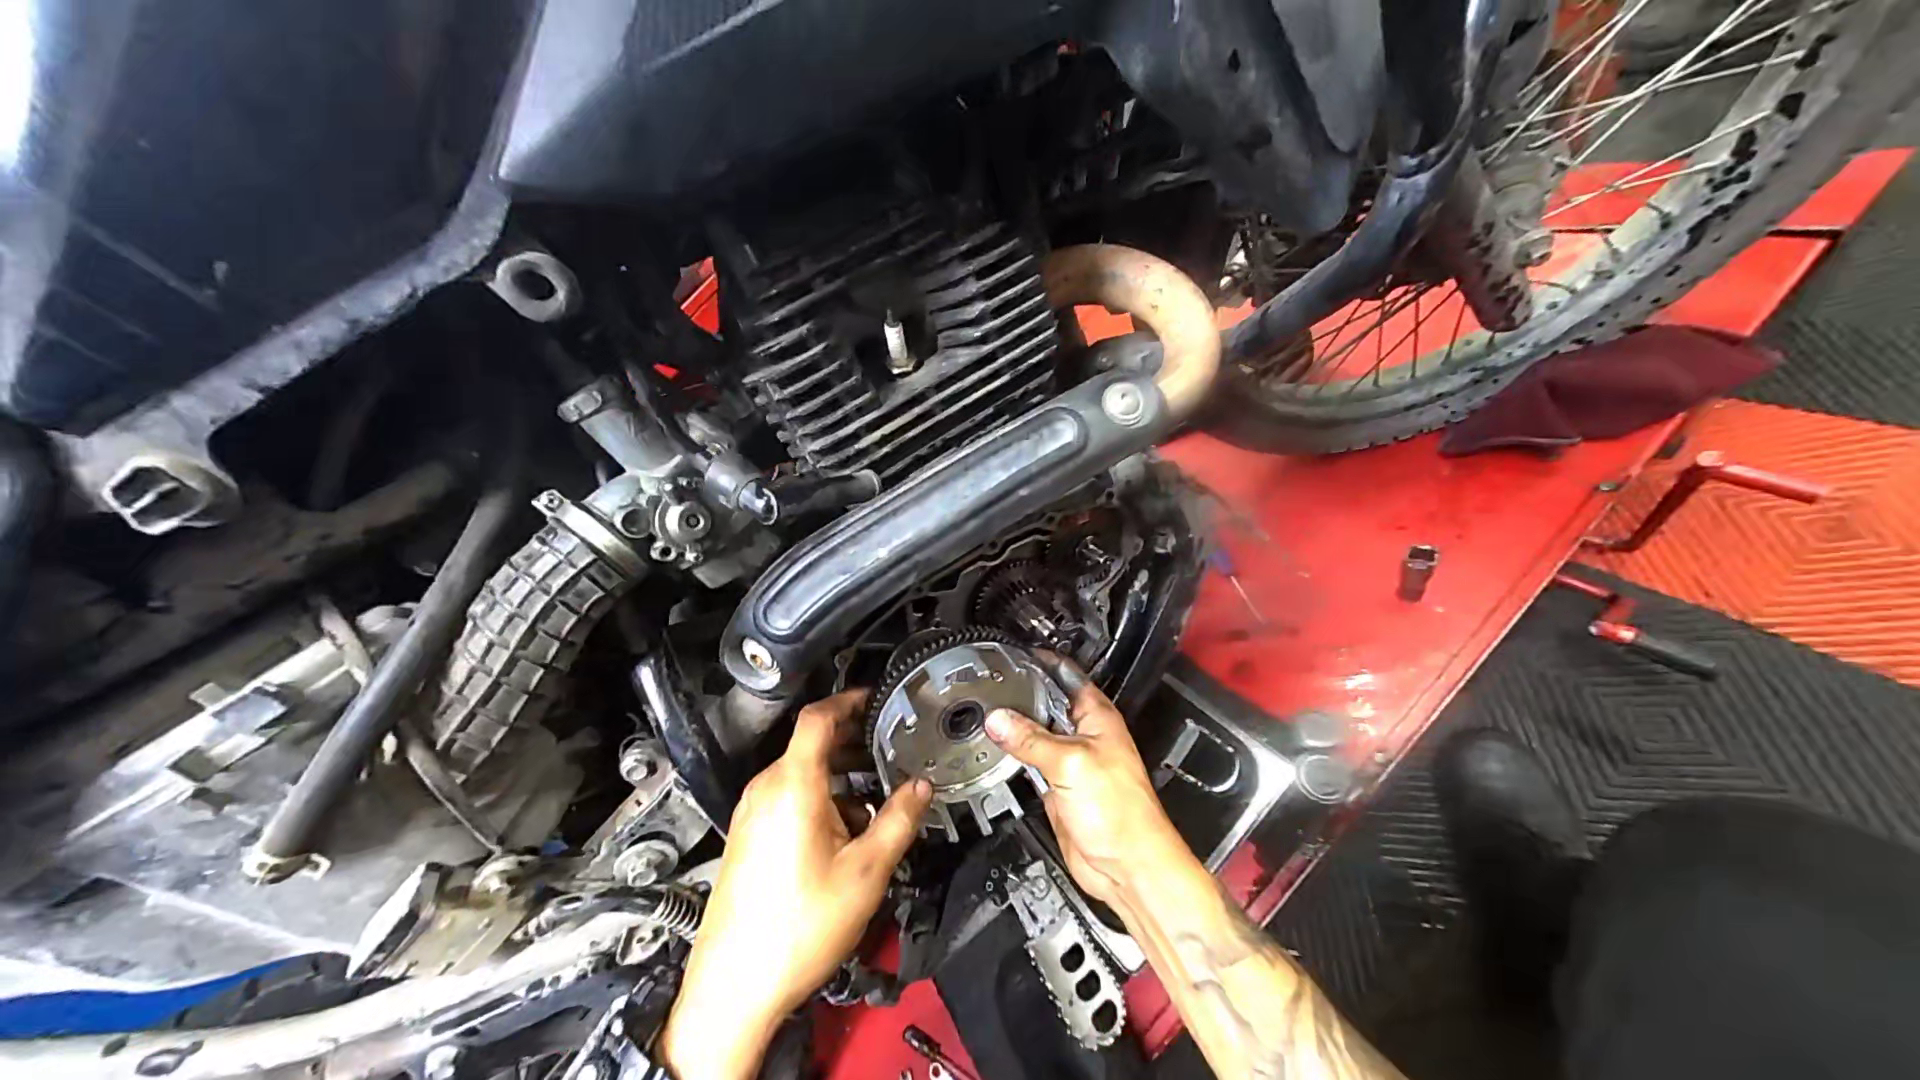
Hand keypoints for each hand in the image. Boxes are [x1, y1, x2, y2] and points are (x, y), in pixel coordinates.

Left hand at [659, 689, 932, 1079]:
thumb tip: (920, 790)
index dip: (848, 700)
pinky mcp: (748, 837)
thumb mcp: (866, 871)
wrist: (735, 987)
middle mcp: (765, 792)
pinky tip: (842, 834)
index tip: (871, 699)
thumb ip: (899, 820)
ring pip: (801, 775)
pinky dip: (818, 801)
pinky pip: (787, 799)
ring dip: (838, 778)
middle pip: (811, 745)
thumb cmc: (793, 932)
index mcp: (792, 786)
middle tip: (885, 751)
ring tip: (872, 802)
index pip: (818, 718)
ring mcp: (752, 815)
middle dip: (852, 745)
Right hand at [983, 658, 1194, 911]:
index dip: (1042, 662)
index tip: (1014, 654)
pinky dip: (1014, 757)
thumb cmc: (1123, 814)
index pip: (1066, 676)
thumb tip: (999, 719)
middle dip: (1021, 696)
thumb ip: (1031, 739)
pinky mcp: (1059, 787)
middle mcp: (1085, 736)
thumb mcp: (1071, 763)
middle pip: (1047, 705)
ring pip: (1037, 734)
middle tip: (990, 686)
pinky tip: (996, 751)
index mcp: (1098, 718)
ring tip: (986, 714)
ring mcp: (1071, 762)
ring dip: (1015, 728)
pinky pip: (1031, 764)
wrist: (1127, 867)